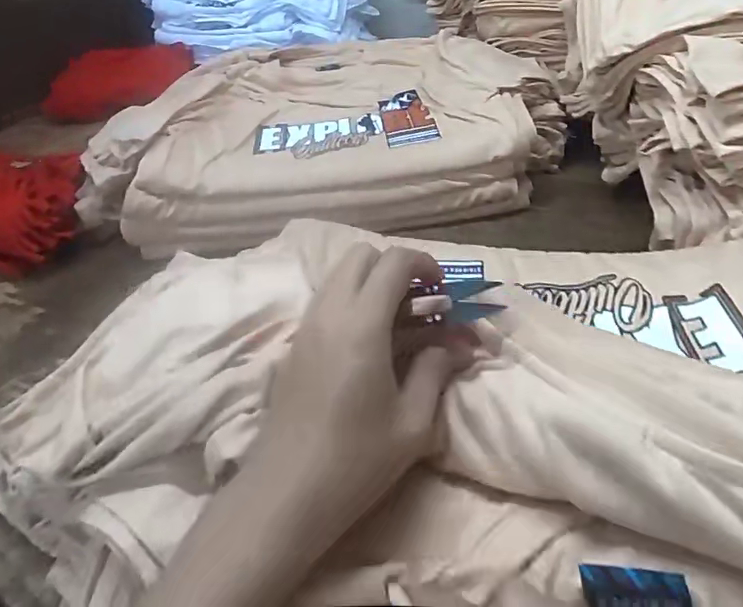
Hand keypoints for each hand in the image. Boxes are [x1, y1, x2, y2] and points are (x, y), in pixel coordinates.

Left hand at [246, 244, 474, 548]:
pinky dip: (352, 300)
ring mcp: (307, 323)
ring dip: (371, 282)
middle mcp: (330, 310)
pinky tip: (370, 342)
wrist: (287, 488)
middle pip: (361, 255)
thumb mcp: (412, 423)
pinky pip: (327, 298)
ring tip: (399, 324)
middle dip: (395, 267)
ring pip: (340, 274)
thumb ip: (435, 372)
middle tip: (421, 303)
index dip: (423, 264)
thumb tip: (455, 347)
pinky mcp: (296, 340)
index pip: (393, 261)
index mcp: (362, 322)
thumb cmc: (356, 459)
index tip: (443, 290)